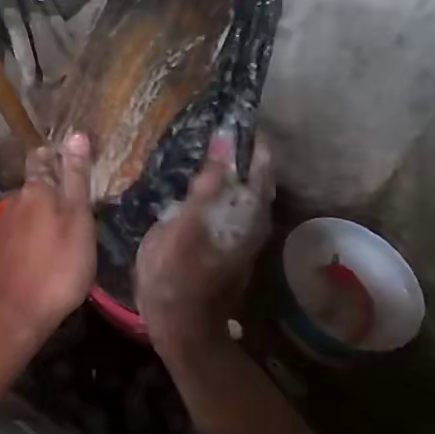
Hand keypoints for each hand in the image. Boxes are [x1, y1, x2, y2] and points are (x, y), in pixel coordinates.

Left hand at [0, 132, 95, 337]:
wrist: (18, 311)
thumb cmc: (58, 264)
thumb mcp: (78, 219)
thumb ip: (76, 177)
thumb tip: (76, 134)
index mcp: (35, 190)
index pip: (42, 159)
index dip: (56, 156)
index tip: (70, 158)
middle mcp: (14, 201)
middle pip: (35, 185)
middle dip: (52, 188)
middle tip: (76, 201)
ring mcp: (3, 226)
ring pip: (28, 209)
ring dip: (43, 213)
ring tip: (65, 229)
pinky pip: (20, 232)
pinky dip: (33, 234)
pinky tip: (45, 250)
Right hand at [135, 133, 275, 359]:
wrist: (183, 325)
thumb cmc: (177, 273)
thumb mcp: (187, 224)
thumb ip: (209, 181)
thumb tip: (225, 138)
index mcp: (249, 208)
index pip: (258, 156)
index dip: (244, 132)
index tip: (222, 108)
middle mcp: (256, 216)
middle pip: (254, 169)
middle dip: (236, 145)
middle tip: (205, 125)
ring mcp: (244, 230)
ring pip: (244, 185)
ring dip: (227, 164)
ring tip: (198, 146)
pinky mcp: (230, 239)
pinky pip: (231, 199)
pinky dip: (219, 183)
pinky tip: (195, 180)